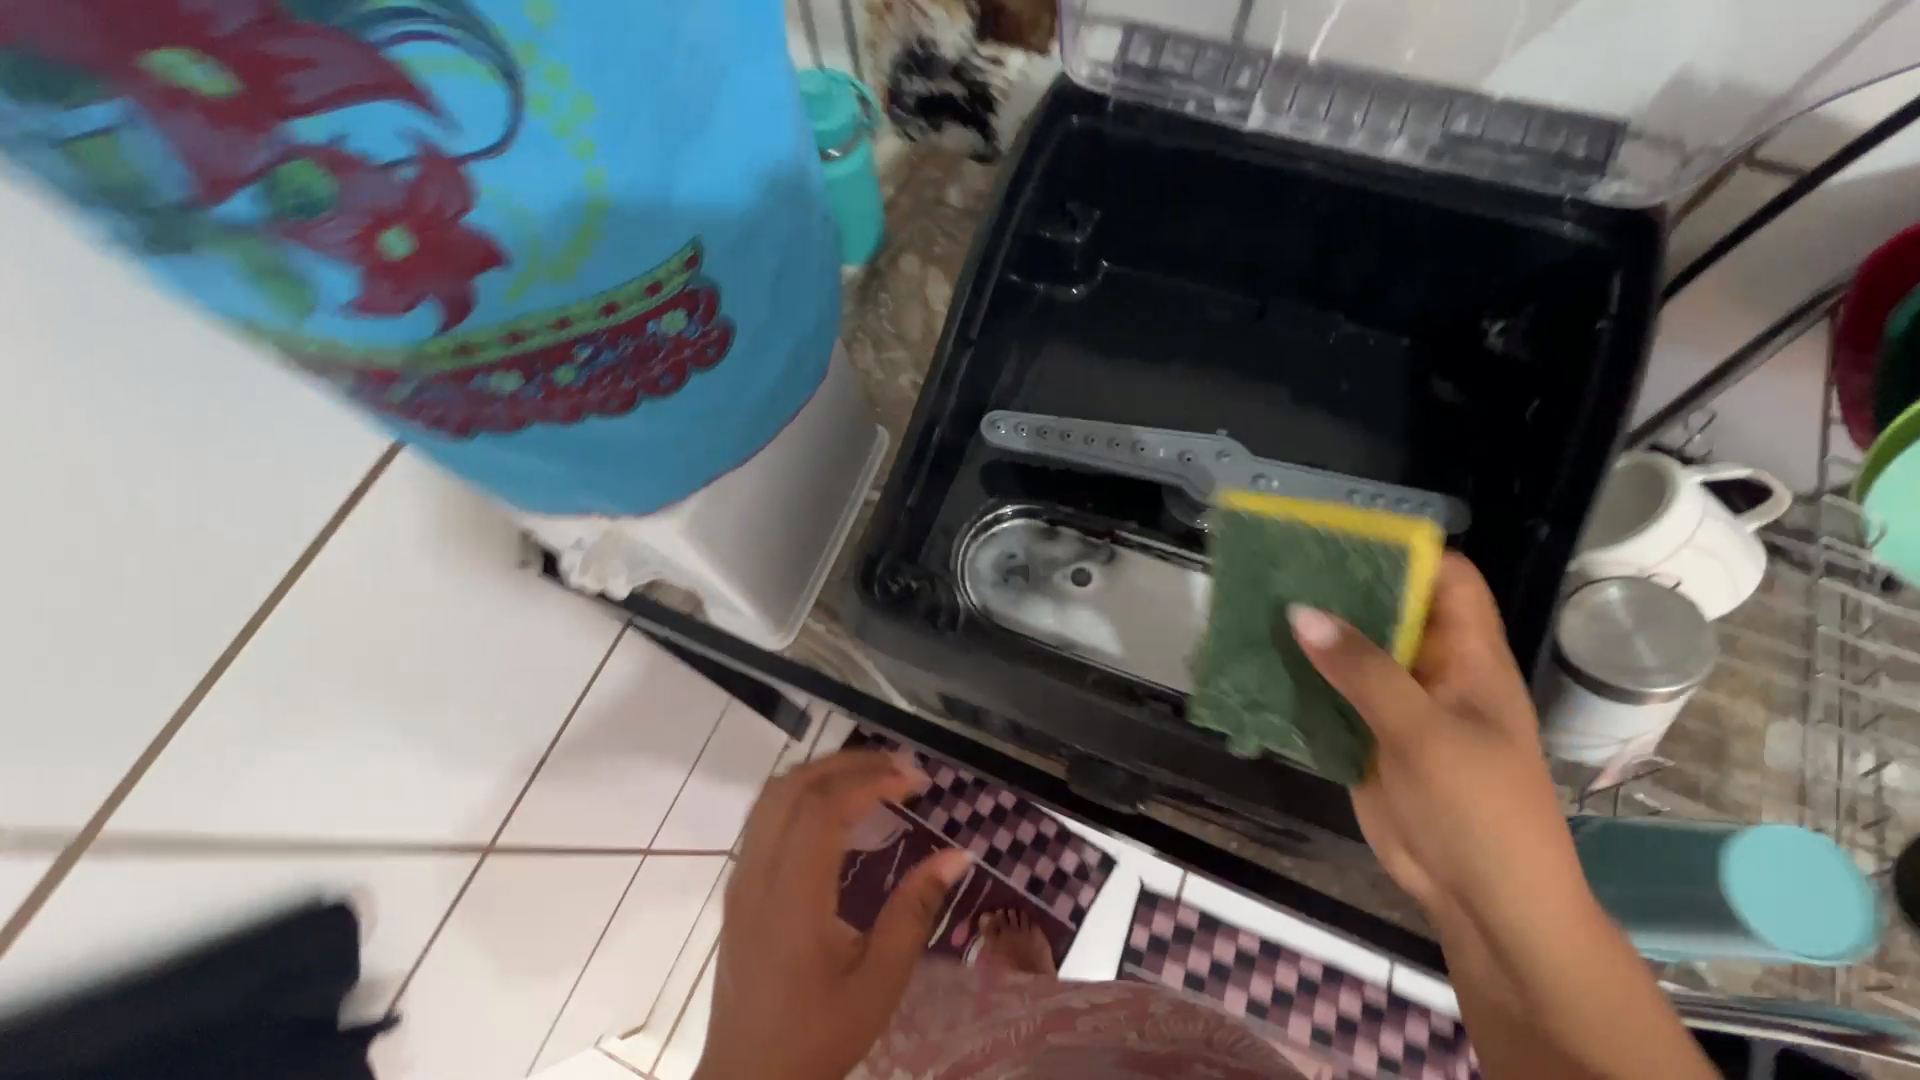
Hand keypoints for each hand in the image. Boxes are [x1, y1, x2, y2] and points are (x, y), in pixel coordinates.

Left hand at [695, 751, 972, 1079]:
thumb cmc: (817, 1037)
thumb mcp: (879, 983)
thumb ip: (914, 911)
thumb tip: (957, 854)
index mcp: (790, 899)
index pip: (822, 809)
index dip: (870, 780)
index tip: (916, 781)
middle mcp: (756, 876)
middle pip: (792, 786)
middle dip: (848, 763)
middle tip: (900, 767)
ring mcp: (741, 879)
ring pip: (772, 796)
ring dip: (823, 773)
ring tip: (873, 776)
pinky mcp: (738, 889)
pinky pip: (766, 818)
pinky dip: (804, 795)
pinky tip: (839, 811)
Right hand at [1289, 553, 1580, 919]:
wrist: (1483, 901)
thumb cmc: (1479, 810)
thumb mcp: (1424, 732)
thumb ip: (1364, 670)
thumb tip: (1301, 611)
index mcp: (1469, 658)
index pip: (1449, 582)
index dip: (1406, 554)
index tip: (1342, 538)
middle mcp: (1433, 672)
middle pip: (1390, 612)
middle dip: (1340, 589)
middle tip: (1278, 565)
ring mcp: (1397, 708)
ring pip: (1352, 656)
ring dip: (1312, 635)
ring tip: (1254, 603)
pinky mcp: (1366, 741)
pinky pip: (1329, 698)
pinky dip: (1298, 680)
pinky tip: (1257, 662)